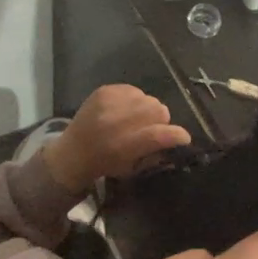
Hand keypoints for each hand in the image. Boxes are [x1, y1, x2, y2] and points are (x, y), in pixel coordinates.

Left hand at [42, 84, 191, 190]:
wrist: (73, 151)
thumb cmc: (106, 164)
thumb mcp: (133, 168)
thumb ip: (156, 154)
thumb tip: (178, 139)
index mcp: (123, 146)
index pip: (159, 134)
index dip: (177, 134)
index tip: (184, 138)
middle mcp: (116, 121)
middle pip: (158, 110)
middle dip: (161, 121)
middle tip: (153, 129)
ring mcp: (109, 103)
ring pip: (148, 98)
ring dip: (148, 110)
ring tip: (137, 119)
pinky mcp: (104, 91)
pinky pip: (135, 90)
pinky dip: (135, 100)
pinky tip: (126, 110)